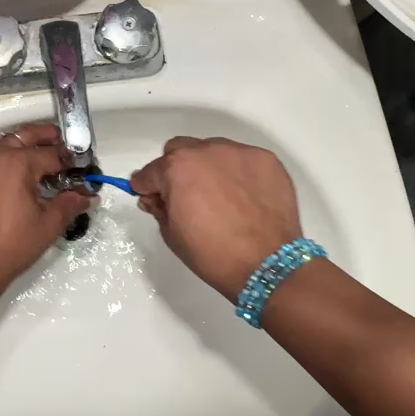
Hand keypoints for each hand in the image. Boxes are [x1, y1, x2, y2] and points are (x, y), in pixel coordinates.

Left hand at [0, 122, 93, 290]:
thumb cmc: (13, 245)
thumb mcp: (49, 224)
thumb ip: (70, 204)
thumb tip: (87, 196)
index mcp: (17, 163)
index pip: (49, 153)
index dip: (67, 159)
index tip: (78, 163)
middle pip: (22, 137)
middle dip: (43, 136)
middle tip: (58, 140)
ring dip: (16, 146)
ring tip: (31, 159)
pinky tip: (4, 180)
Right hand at [130, 137, 302, 299]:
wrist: (267, 265)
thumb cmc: (213, 254)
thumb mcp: (172, 235)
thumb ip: (158, 208)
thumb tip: (155, 197)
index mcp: (177, 169)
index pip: (151, 171)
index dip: (147, 186)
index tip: (151, 196)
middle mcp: (206, 151)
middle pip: (180, 150)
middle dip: (176, 169)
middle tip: (186, 196)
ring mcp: (239, 152)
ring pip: (212, 151)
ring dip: (208, 167)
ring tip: (221, 197)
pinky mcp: (265, 159)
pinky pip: (241, 159)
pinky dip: (237, 173)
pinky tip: (244, 197)